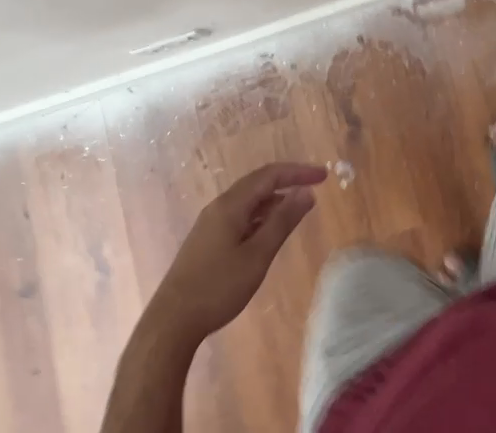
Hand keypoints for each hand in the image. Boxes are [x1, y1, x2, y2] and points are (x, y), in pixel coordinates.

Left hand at [146, 162, 326, 345]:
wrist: (171, 322)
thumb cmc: (218, 288)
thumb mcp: (257, 255)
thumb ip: (282, 222)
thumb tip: (306, 193)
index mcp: (230, 205)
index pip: (269, 175)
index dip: (298, 172)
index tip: (323, 176)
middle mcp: (218, 207)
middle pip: (257, 184)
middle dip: (287, 182)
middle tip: (315, 187)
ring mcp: (210, 224)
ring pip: (247, 201)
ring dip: (274, 200)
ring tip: (298, 209)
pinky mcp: (206, 241)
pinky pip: (239, 216)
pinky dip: (260, 216)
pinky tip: (269, 232)